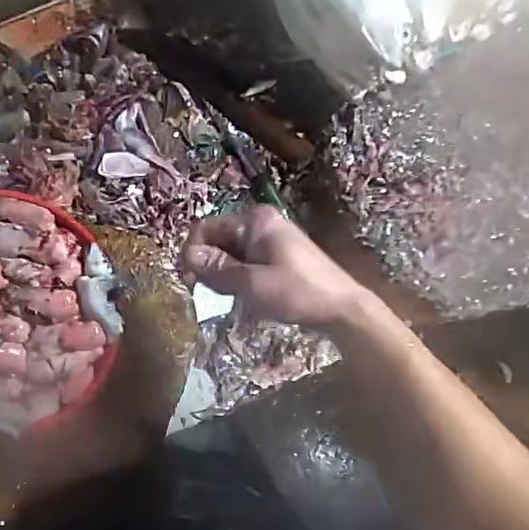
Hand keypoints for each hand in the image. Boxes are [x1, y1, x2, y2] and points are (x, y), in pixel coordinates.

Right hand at [180, 206, 372, 328]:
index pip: (206, 228)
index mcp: (255, 221)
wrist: (342, 308)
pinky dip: (238, 278)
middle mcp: (261, 224)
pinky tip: (243, 297)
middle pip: (217, 240)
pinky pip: (246, 262)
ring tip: (228, 298)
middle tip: (208, 294)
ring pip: (230, 254)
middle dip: (207, 265)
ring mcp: (271, 240)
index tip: (189, 281)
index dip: (192, 253)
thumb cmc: (298, 293)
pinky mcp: (277, 257)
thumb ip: (218, 268)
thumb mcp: (252, 283)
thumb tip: (186, 255)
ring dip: (222, 275)